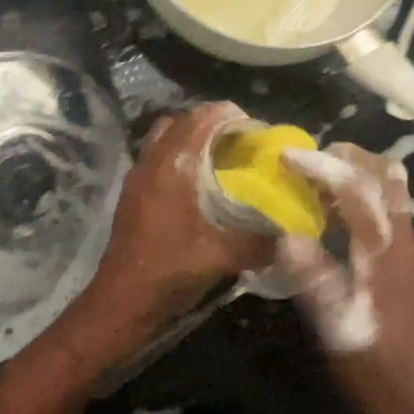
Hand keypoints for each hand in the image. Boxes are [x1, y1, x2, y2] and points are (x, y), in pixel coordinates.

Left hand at [83, 103, 272, 329]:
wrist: (122, 299)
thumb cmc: (170, 270)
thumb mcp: (222, 256)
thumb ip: (259, 242)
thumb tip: (291, 236)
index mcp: (171, 166)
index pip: (199, 119)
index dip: (226, 114)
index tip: (252, 126)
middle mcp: (150, 161)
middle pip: (179, 122)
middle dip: (208, 122)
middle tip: (237, 140)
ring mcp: (137, 176)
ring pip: (163, 138)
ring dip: (189, 139)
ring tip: (218, 158)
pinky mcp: (131, 194)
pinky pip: (155, 158)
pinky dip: (176, 158)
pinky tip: (196, 185)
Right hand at [275, 144, 413, 413]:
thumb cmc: (377, 366)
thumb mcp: (338, 326)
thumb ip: (314, 280)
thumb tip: (286, 235)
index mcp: (385, 249)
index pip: (357, 187)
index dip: (322, 165)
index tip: (286, 155)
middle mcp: (401, 241)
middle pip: (385, 176)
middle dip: (346, 157)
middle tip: (305, 157)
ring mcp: (406, 252)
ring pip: (389, 191)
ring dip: (355, 173)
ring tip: (314, 177)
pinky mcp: (404, 265)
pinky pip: (387, 210)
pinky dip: (361, 195)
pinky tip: (333, 214)